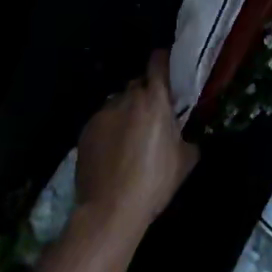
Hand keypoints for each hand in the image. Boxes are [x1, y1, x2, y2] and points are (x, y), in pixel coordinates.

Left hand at [74, 50, 197, 231]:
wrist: (109, 212)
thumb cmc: (154, 181)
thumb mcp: (186, 159)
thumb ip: (187, 137)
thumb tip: (186, 134)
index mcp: (155, 99)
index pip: (157, 63)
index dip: (163, 60)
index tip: (167, 64)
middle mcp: (126, 99)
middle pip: (137, 84)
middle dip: (145, 93)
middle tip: (153, 114)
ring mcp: (102, 115)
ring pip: (118, 104)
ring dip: (126, 112)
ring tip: (130, 137)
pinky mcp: (84, 133)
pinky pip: (102, 122)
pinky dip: (109, 129)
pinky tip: (113, 151)